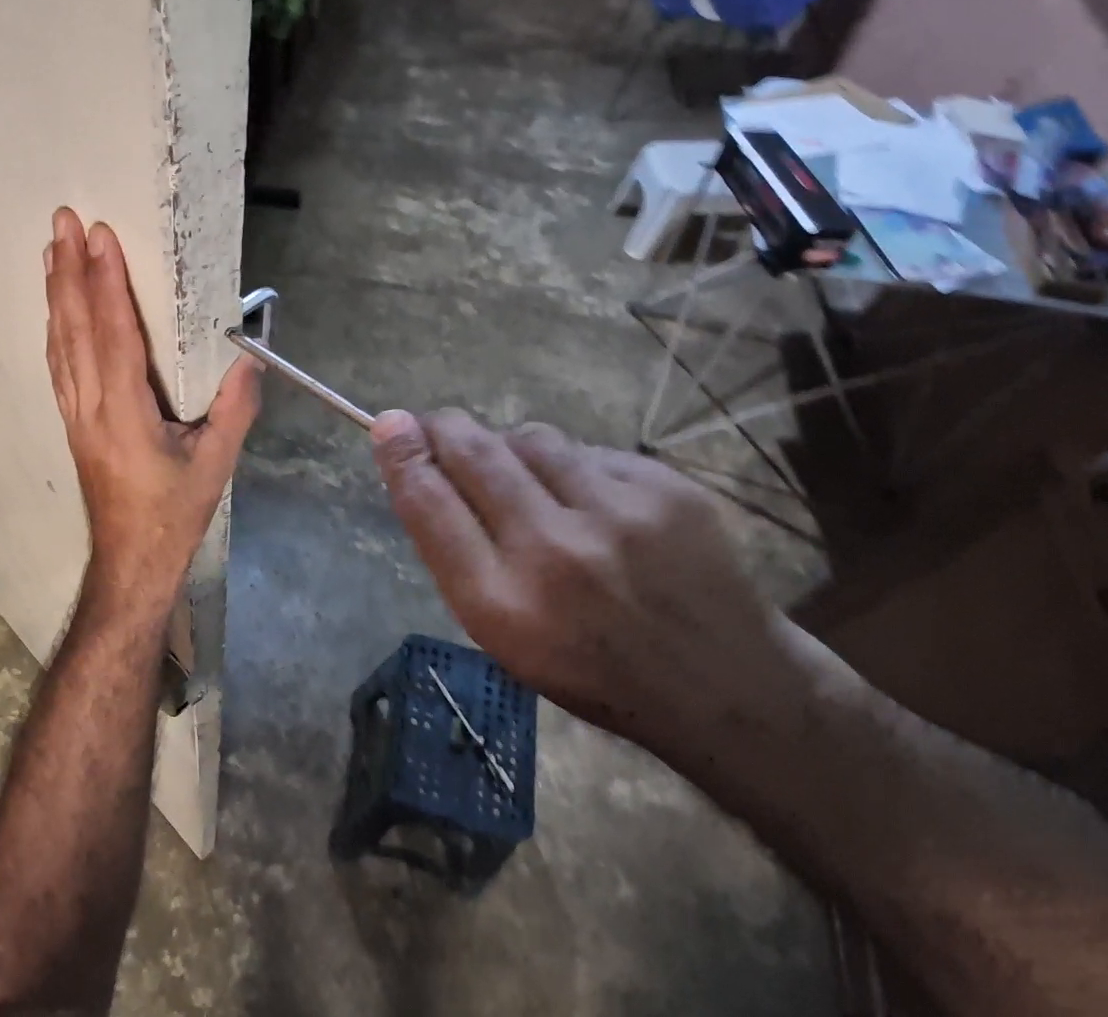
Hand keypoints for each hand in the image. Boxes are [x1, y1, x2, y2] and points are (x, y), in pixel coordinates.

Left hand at [45, 208, 261, 601]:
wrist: (130, 562)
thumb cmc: (173, 516)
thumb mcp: (214, 466)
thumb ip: (233, 411)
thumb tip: (249, 361)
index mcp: (125, 413)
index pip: (113, 334)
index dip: (104, 282)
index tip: (97, 235)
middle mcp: (91, 407)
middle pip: (74, 329)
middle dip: (66, 271)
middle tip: (59, 220)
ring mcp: (76, 416)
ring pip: (60, 345)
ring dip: (55, 295)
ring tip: (50, 253)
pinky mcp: (73, 426)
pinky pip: (59, 368)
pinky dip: (55, 332)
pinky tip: (54, 314)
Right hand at [371, 408, 786, 743]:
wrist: (722, 685)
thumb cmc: (589, 669)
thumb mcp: (501, 636)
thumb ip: (460, 557)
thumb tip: (422, 472)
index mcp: (499, 603)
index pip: (430, 505)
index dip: (401, 457)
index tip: (388, 425)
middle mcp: (552, 551)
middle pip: (475, 454)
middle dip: (445, 429)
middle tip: (436, 424)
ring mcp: (616, 513)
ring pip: (532, 438)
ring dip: (511, 449)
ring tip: (527, 481)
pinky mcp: (666, 489)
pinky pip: (590, 452)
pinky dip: (574, 468)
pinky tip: (592, 503)